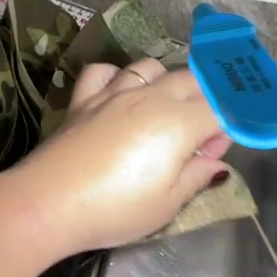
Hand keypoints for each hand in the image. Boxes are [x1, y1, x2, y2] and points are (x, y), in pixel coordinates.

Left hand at [1, 58, 231, 254]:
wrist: (49, 202)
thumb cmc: (116, 209)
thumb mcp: (167, 204)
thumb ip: (196, 176)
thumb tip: (216, 162)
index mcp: (178, 122)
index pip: (219, 109)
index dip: (227, 127)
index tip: (219, 150)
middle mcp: (149, 97)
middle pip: (189, 80)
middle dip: (206, 98)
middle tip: (201, 134)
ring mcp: (113, 93)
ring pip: (149, 66)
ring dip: (165, 80)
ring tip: (164, 109)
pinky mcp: (83, 99)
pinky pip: (104, 71)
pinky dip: (116, 75)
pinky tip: (118, 92)